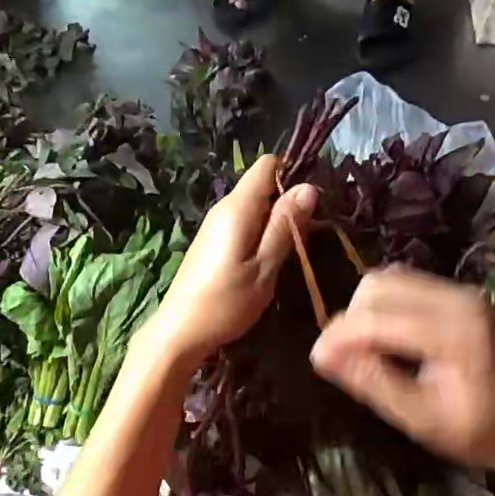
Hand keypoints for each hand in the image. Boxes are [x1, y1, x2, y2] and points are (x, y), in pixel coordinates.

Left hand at [140, 154, 315, 364]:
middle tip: (312, 230)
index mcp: (237, 208)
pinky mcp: (212, 241)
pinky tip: (270, 258)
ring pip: (254, 205)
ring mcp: (215, 225)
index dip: (294, 173)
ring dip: (277, 219)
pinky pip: (243, 222)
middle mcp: (223, 207)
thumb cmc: (225, 303)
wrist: (180, 331)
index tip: (314, 199)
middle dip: (289, 199)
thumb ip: (285, 226)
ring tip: (295, 247)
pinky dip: (261, 232)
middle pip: (261, 184)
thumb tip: (308, 187)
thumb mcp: (264, 267)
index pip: (267, 164)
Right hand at [310, 266, 494, 481]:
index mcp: (454, 332)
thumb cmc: (479, 433)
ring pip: (385, 279)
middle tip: (342, 359)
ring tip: (362, 348)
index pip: (376, 317)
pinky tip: (384, 337)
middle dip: (350, 319)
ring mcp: (460, 291)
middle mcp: (458, 299)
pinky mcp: (456, 292)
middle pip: (376, 286)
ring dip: (363, 309)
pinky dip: (381, 305)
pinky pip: (402, 283)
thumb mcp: (420, 419)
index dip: (339, 336)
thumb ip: (371, 382)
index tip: (316, 360)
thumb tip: (320, 355)